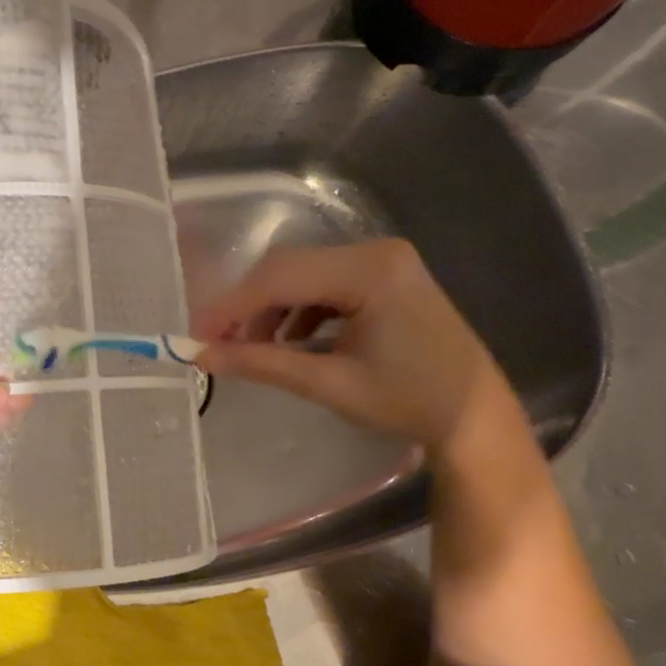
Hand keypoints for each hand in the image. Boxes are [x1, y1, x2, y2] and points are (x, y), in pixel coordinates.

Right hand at [191, 240, 509, 451]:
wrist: (471, 413)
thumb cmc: (407, 400)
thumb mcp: (328, 384)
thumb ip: (262, 363)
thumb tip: (200, 356)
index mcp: (370, 272)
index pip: (279, 278)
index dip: (229, 307)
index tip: (194, 339)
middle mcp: (375, 253)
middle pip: (285, 268)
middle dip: (244, 307)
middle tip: (214, 345)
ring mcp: (381, 262)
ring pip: (298, 275)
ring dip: (266, 310)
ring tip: (252, 351)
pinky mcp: (381, 277)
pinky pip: (319, 284)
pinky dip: (292, 311)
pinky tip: (288, 343)